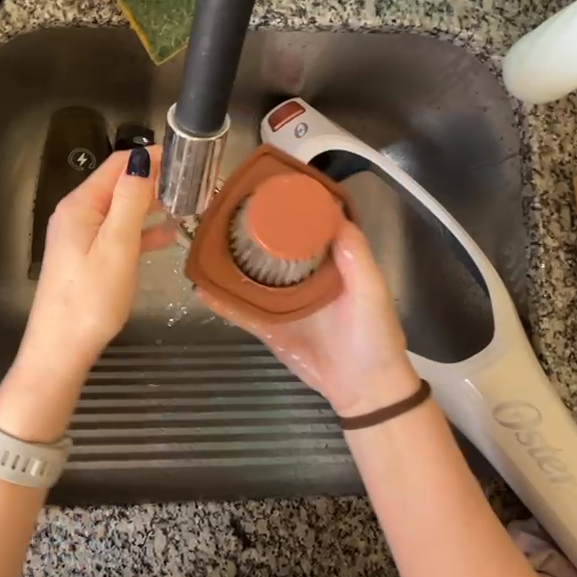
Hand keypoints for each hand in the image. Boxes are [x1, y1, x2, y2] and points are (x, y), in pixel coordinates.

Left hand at [19, 145, 172, 376]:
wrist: (61, 349)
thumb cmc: (91, 299)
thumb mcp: (116, 246)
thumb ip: (130, 201)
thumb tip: (143, 159)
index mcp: (81, 205)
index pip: (119, 164)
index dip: (153, 157)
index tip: (189, 160)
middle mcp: (76, 214)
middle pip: (119, 184)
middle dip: (155, 179)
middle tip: (195, 184)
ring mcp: (80, 236)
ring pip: (121, 209)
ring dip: (151, 205)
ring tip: (188, 205)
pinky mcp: (86, 258)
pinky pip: (118, 233)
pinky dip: (141, 230)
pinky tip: (167, 235)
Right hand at [198, 220, 422, 416]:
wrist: (362, 388)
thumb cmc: (374, 336)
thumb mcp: (371, 290)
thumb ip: (355, 256)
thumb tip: (332, 215)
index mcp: (329, 262)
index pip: (305, 228)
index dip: (287, 209)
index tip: (264, 188)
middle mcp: (302, 277)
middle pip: (271, 248)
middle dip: (249, 231)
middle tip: (222, 212)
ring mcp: (281, 302)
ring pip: (250, 276)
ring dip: (230, 262)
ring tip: (205, 242)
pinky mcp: (268, 327)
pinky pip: (240, 311)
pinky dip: (221, 300)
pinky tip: (202, 286)